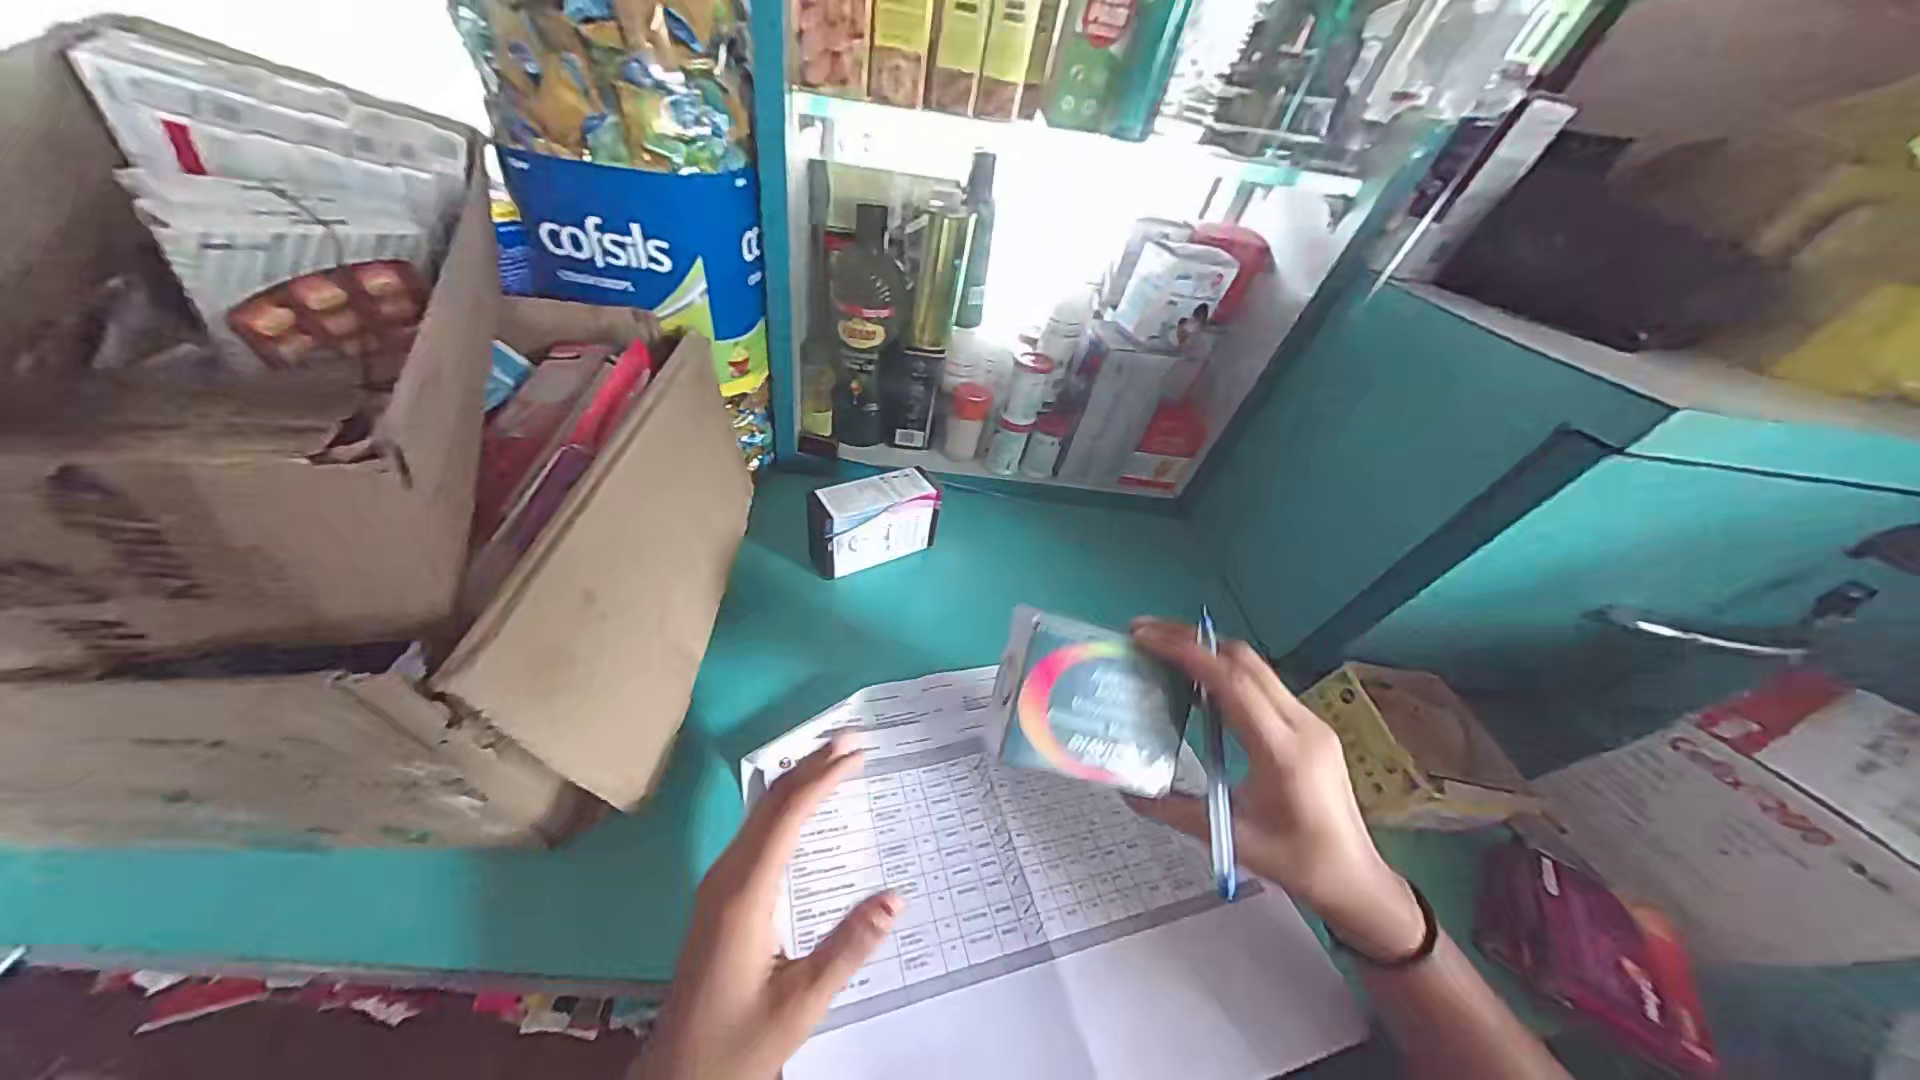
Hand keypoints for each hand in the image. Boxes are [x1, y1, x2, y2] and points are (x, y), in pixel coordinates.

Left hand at [634, 735, 900, 1079]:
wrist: (676, 1079)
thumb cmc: (739, 1043)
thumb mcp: (802, 1003)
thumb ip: (849, 946)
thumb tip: (897, 896)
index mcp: (745, 894)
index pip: (787, 815)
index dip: (823, 777)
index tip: (857, 753)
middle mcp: (727, 876)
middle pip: (771, 802)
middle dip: (812, 765)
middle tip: (853, 740)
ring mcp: (718, 882)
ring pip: (760, 812)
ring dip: (799, 780)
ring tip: (836, 760)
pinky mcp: (720, 893)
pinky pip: (756, 831)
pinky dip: (787, 806)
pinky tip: (805, 805)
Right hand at [1127, 618, 1423, 958]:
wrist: (1356, 880)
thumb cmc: (1296, 863)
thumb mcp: (1229, 837)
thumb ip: (1174, 810)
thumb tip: (1127, 791)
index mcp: (1282, 750)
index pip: (1232, 682)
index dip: (1186, 652)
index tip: (1145, 637)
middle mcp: (1301, 723)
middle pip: (1243, 659)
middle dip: (1191, 638)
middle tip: (1145, 632)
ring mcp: (1309, 720)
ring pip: (1253, 665)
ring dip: (1207, 649)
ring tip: (1163, 645)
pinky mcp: (1308, 724)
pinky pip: (1261, 681)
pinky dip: (1223, 667)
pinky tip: (1197, 677)